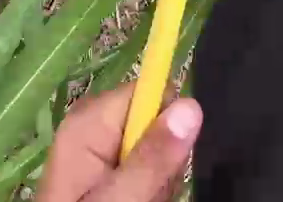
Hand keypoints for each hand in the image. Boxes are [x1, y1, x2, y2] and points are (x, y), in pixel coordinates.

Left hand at [34, 83, 201, 201]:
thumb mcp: (117, 200)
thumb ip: (152, 158)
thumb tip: (192, 106)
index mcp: (90, 120)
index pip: (151, 92)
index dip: (167, 125)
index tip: (165, 164)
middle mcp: (94, 125)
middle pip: (156, 121)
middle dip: (163, 160)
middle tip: (147, 195)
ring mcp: (98, 148)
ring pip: (155, 148)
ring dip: (158, 180)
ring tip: (141, 201)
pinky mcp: (104, 170)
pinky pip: (143, 166)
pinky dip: (148, 189)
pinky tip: (138, 201)